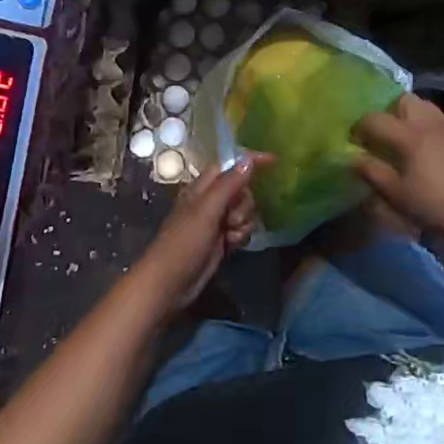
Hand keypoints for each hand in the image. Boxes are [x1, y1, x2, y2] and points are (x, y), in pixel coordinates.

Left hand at [132, 153, 264, 311]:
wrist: (170, 283)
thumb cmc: (184, 243)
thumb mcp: (207, 210)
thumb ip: (229, 185)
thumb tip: (248, 159)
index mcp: (201, 188)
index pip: (229, 165)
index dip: (249, 161)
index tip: (273, 161)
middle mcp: (209, 201)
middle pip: (241, 190)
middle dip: (245, 203)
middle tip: (233, 219)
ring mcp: (215, 222)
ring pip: (244, 211)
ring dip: (244, 222)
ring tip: (231, 236)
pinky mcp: (221, 240)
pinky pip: (242, 229)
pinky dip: (241, 235)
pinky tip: (233, 245)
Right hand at [352, 95, 443, 237]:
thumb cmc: (433, 205)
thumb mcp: (395, 193)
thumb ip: (371, 171)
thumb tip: (354, 157)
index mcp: (408, 134)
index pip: (374, 119)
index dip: (358, 128)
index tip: (353, 142)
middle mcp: (426, 122)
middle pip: (402, 99)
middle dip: (385, 111)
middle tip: (377, 133)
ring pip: (421, 106)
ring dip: (404, 115)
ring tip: (396, 138)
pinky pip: (432, 119)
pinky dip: (419, 124)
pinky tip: (416, 148)